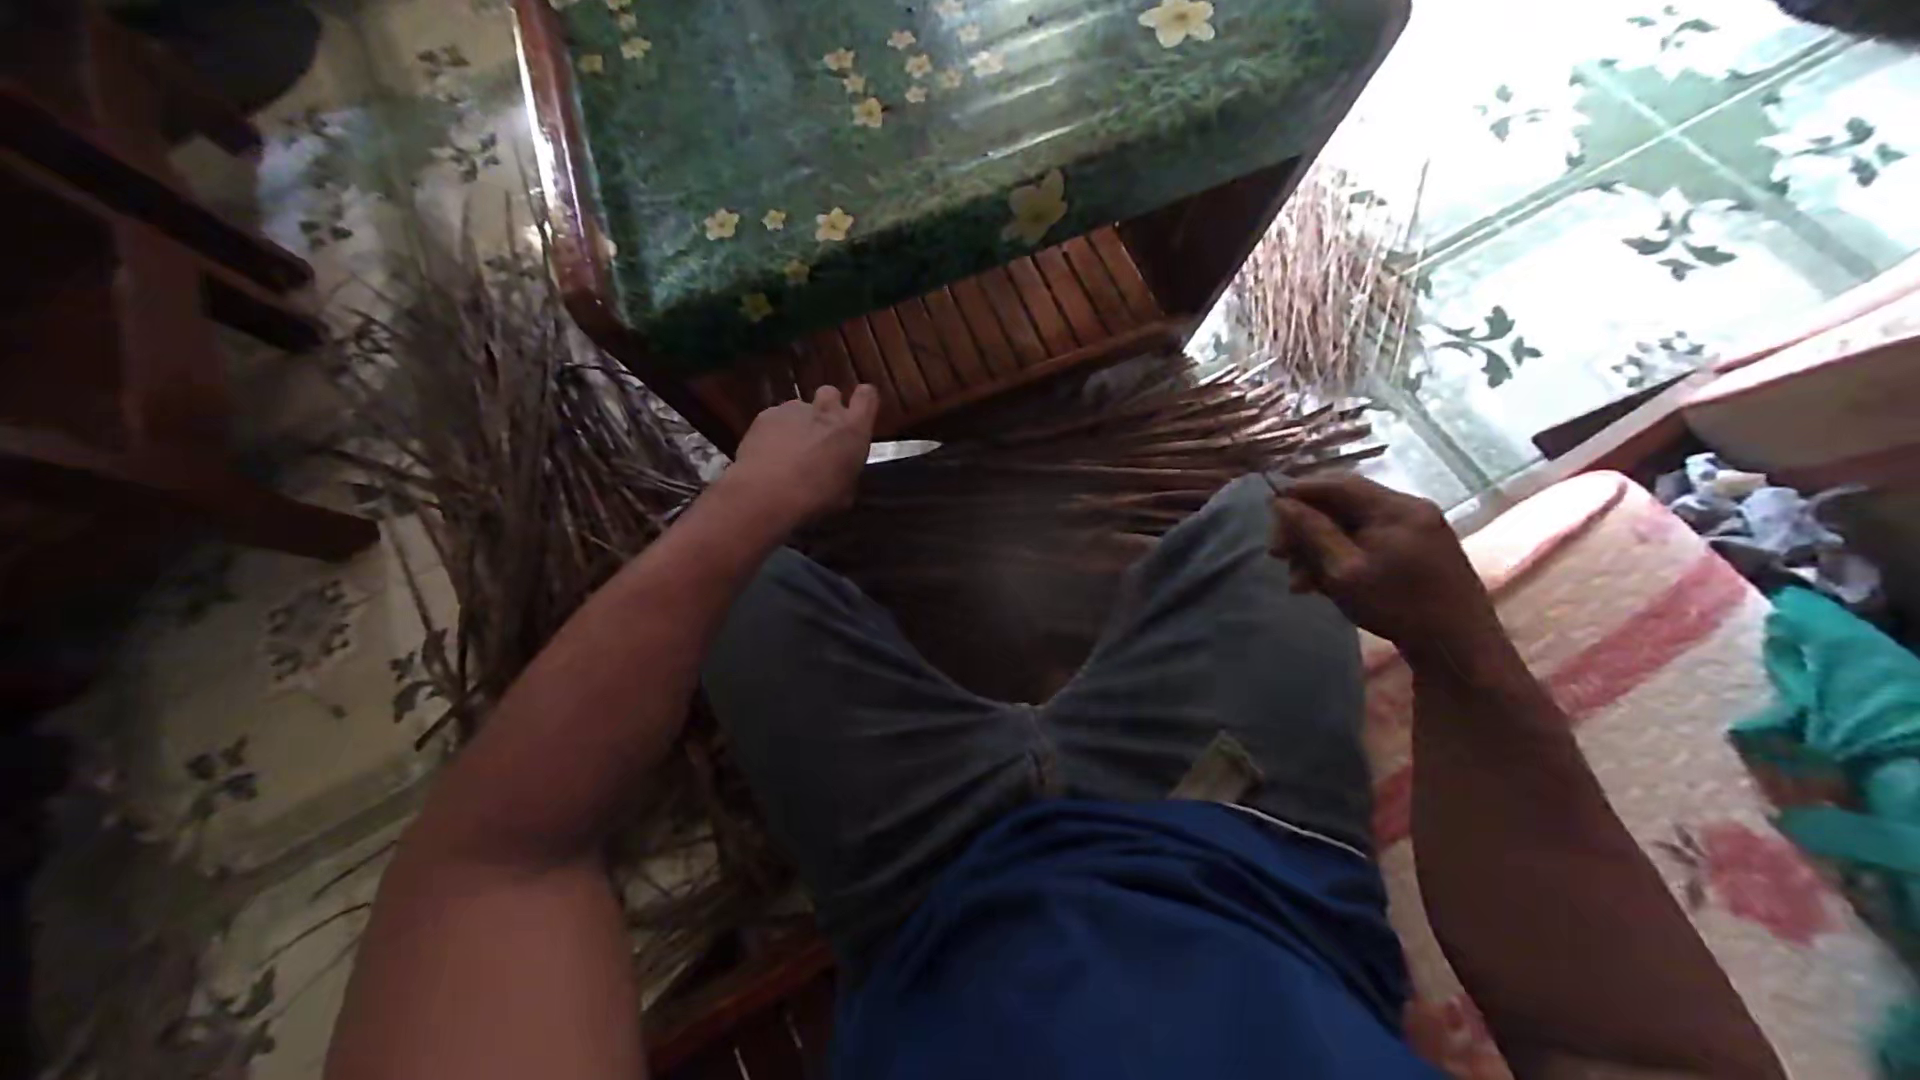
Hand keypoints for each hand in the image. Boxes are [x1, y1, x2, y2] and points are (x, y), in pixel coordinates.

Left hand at [720, 385, 878, 528]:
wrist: (767, 494)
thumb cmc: (816, 498)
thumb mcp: (846, 492)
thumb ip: (846, 468)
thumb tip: (841, 469)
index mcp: (852, 429)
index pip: (867, 395)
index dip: (864, 400)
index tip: (859, 413)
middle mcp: (825, 411)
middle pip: (830, 392)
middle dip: (827, 408)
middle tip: (822, 433)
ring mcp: (793, 410)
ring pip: (800, 408)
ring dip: (799, 424)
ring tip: (789, 451)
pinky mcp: (765, 415)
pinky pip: (775, 418)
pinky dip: (774, 432)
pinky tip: (768, 454)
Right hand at [1270, 475, 1502, 655]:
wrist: (1457, 646)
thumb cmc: (1396, 606)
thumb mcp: (1343, 570)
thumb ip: (1311, 532)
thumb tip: (1280, 502)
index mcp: (1396, 508)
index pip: (1337, 484)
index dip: (1299, 492)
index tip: (1269, 511)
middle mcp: (1409, 509)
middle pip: (1342, 504)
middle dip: (1305, 527)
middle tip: (1277, 554)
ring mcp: (1417, 529)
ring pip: (1352, 526)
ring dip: (1319, 547)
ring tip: (1297, 580)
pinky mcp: (1418, 549)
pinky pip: (1368, 540)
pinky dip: (1341, 555)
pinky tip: (1322, 582)